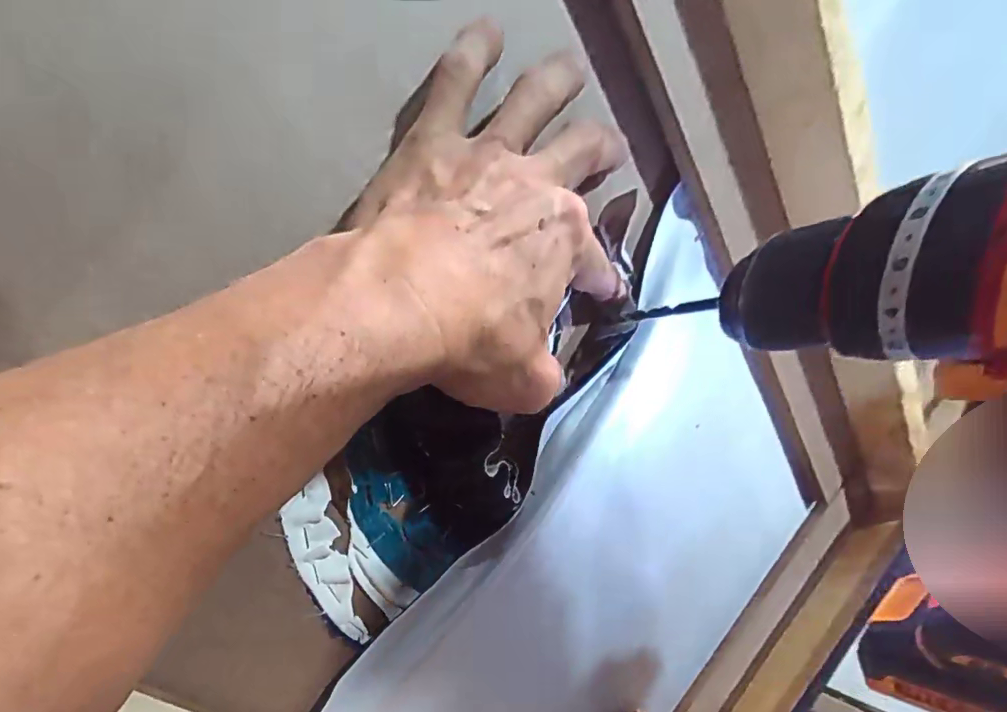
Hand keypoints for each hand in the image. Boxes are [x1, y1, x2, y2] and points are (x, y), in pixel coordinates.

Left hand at [346, 20, 628, 413]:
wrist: (398, 305)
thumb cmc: (466, 345)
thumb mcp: (518, 381)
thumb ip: (538, 376)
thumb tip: (542, 380)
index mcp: (563, 242)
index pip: (593, 260)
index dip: (601, 276)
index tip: (602, 288)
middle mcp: (536, 185)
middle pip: (582, 151)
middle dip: (600, 149)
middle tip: (607, 147)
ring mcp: (486, 156)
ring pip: (534, 98)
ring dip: (555, 82)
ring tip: (566, 69)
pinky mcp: (431, 142)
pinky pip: (455, 82)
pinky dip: (471, 53)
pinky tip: (482, 36)